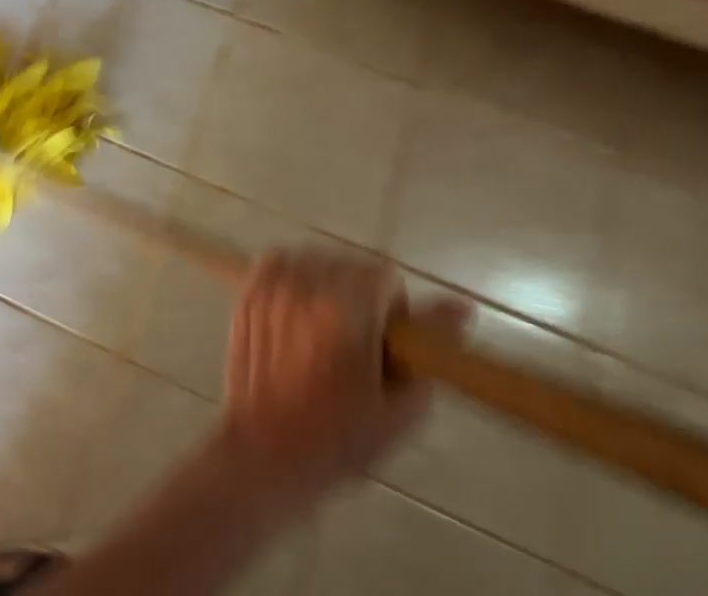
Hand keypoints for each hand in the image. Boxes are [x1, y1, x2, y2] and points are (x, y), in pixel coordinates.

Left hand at [216, 250, 471, 503]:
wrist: (266, 448)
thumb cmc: (339, 437)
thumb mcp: (401, 403)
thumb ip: (431, 345)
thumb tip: (462, 307)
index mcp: (345, 313)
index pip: (385, 276)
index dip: (395, 308)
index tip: (389, 340)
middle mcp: (304, 290)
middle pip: (348, 265)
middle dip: (362, 295)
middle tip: (359, 337)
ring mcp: (269, 290)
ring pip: (313, 260)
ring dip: (327, 283)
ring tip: (327, 324)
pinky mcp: (245, 296)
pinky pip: (276, 263)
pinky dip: (291, 276)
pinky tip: (298, 306)